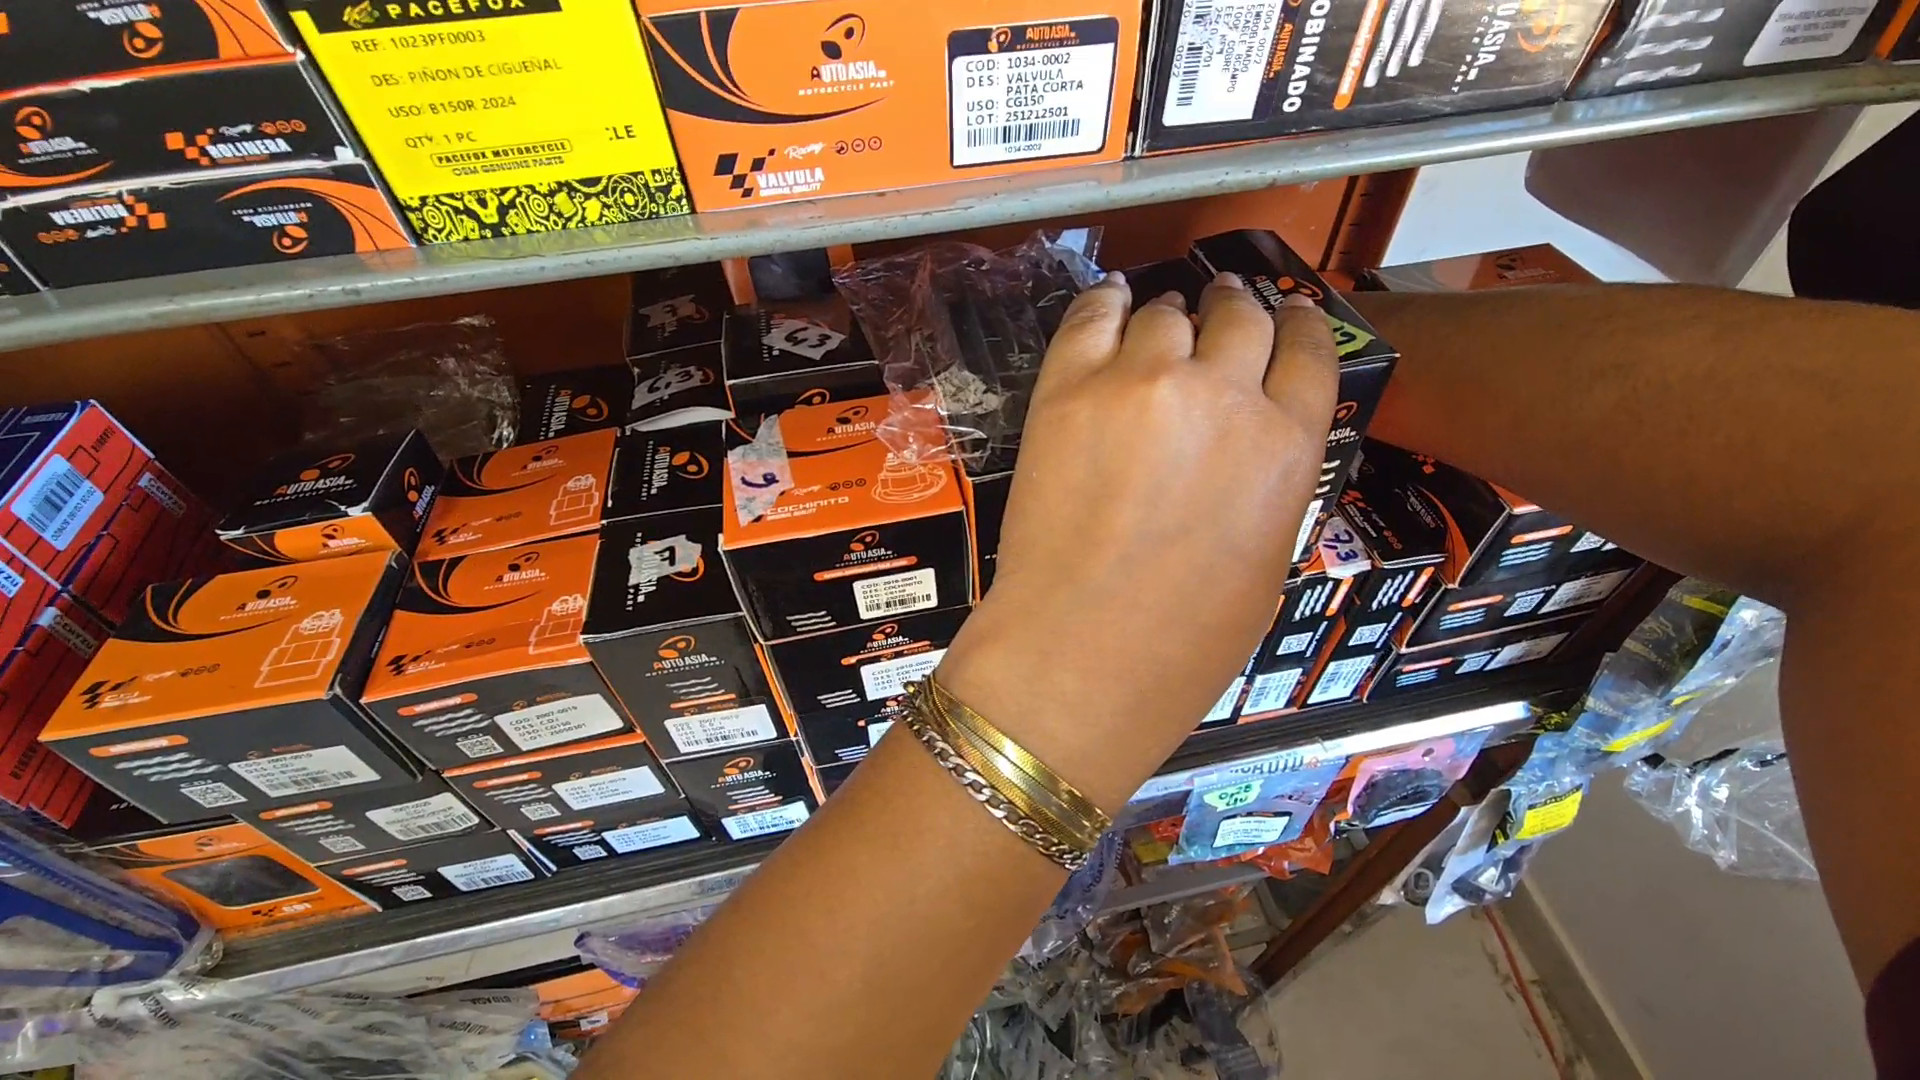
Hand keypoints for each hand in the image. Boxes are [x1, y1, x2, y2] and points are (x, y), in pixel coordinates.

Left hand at [937, 272, 1338, 809]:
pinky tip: (1112, 298)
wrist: (1083, 652)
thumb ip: (1267, 486)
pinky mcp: (1069, 388)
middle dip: (1235, 308)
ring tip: (1162, 317)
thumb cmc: (1186, 641)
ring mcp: (1142, 382)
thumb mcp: (1265, 564)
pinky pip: (1092, 316)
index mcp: (1288, 447)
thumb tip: (1249, 451)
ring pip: (1165, 314)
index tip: (1288, 314)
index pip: (1308, 354)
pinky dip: (1106, 302)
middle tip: (1222, 305)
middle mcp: (1223, 394)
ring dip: (1170, 314)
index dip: (1298, 325)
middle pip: (1240, 319)